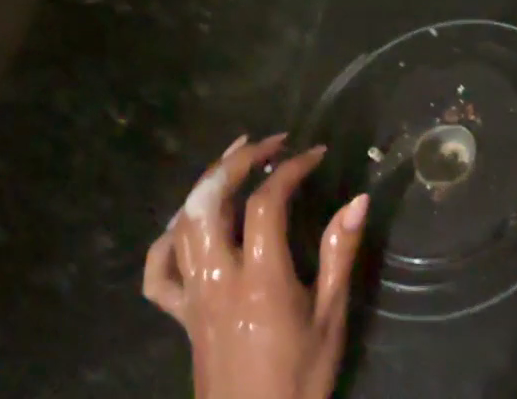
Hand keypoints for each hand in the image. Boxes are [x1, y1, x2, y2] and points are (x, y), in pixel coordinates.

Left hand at [143, 134, 368, 398]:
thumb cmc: (301, 374)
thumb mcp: (331, 314)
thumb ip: (340, 254)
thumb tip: (358, 199)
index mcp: (260, 280)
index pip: (264, 206)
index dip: (289, 169)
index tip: (316, 154)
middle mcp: (218, 282)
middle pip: (207, 207)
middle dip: (235, 164)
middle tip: (269, 141)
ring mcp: (192, 299)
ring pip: (180, 231)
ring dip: (204, 187)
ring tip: (233, 160)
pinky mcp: (181, 317)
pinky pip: (158, 275)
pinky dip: (166, 241)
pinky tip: (186, 224)